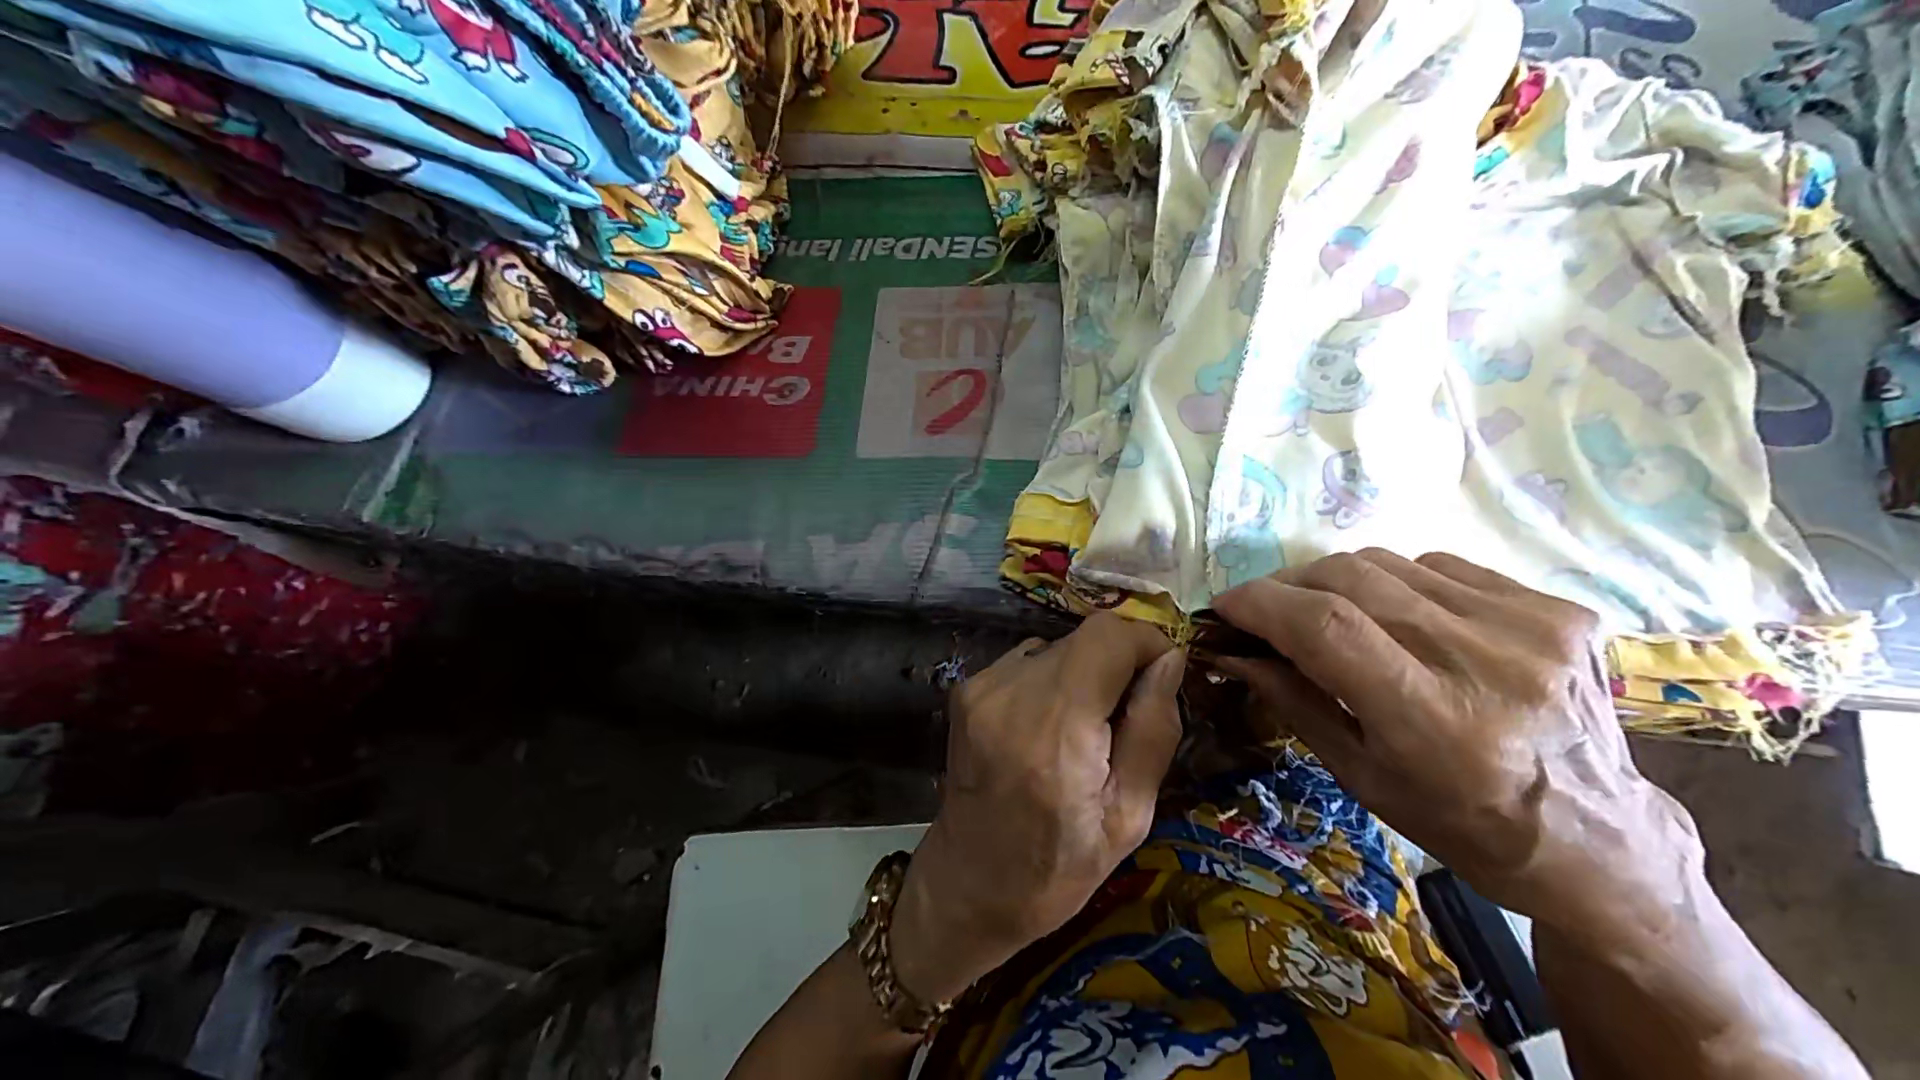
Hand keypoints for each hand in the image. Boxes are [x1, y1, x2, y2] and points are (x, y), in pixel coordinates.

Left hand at [890, 613, 1185, 1002]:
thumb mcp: (1129, 816)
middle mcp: (1011, 694)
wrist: (969, 882)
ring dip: (1085, 672)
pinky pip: (1028, 661)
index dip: (1147, 643)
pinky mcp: (966, 689)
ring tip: (1084, 729)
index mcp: (1056, 730)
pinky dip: (1052, 681)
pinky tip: (1048, 727)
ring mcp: (982, 687)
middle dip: (1120, 662)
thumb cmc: (1059, 866)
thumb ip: (1153, 730)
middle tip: (1128, 715)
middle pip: (1085, 637)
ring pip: (1058, 645)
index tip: (1163, 677)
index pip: (1109, 636)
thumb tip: (1170, 660)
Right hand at [1212, 550, 1703, 934]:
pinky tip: (1399, 618)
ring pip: (1390, 563)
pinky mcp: (1557, 609)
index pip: (1326, 627)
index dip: (1261, 603)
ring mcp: (1531, 627)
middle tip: (1264, 609)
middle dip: (1288, 585)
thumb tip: (1230, 649)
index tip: (1224, 605)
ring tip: (1325, 612)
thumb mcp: (1359, 775)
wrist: (1595, 839)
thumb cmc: (1460, 822)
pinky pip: (1440, 567)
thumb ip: (1292, 699)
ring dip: (1336, 581)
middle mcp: (1487, 662)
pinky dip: (1396, 583)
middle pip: (1352, 578)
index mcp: (1434, 723)